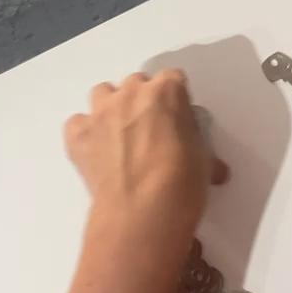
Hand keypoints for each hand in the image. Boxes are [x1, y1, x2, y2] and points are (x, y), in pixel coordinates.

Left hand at [64, 70, 227, 251]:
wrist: (143, 213)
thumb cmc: (182, 184)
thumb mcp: (203, 160)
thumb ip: (199, 149)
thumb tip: (213, 168)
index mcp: (167, 92)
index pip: (173, 79)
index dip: (176, 100)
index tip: (178, 120)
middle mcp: (131, 93)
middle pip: (136, 82)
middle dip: (142, 101)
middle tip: (150, 130)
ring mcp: (100, 112)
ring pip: (102, 93)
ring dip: (111, 108)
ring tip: (120, 135)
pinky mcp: (78, 135)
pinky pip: (77, 122)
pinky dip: (85, 132)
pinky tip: (96, 151)